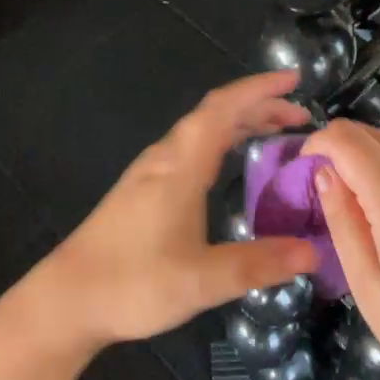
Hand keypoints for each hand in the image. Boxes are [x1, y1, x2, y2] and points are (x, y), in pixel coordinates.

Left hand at [30, 71, 319, 347]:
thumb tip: (313, 252)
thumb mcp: (202, 281)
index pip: (224, 109)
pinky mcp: (143, 188)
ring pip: (201, 129)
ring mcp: (151, 171)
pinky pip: (191, 146)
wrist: (67, 299)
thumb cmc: (133, 283)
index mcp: (181, 166)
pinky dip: (221, 140)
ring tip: (276, 131)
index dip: (260, 89)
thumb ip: (258, 264)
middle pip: (215, 114)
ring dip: (240, 122)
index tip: (295, 80)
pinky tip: (229, 161)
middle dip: (259, 105)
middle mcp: (166, 158)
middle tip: (300, 114)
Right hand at [305, 121, 379, 379]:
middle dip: (338, 147)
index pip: (346, 140)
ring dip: (366, 156)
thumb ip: (344, 226)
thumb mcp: (372, 292)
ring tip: (350, 199)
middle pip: (371, 133)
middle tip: (320, 187)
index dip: (317, 144)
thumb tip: (323, 174)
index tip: (301, 172)